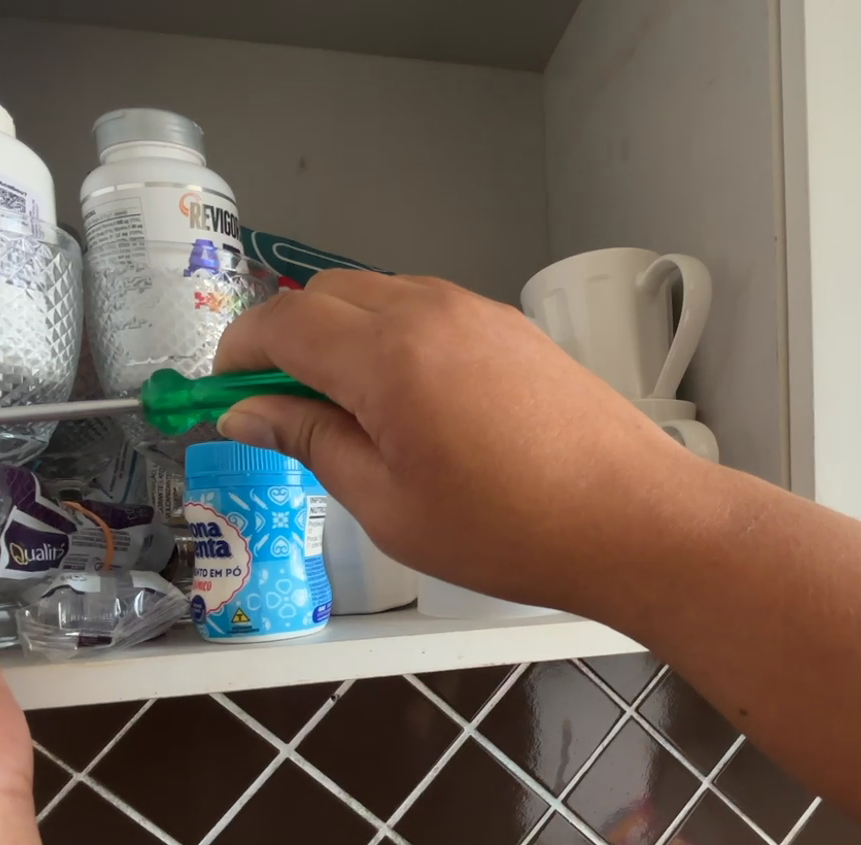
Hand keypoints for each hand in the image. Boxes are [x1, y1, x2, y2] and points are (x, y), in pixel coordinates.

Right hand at [213, 272, 704, 609]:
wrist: (633, 520)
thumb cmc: (506, 532)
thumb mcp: (388, 505)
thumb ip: (311, 443)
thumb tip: (246, 413)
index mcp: (388, 354)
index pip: (281, 324)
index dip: (238, 356)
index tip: (227, 398)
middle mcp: (430, 310)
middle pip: (325, 295)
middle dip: (286, 342)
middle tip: (287, 412)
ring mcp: (479, 311)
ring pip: (378, 296)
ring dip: (342, 337)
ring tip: (350, 411)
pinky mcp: (513, 327)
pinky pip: (428, 311)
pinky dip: (393, 338)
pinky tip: (411, 399)